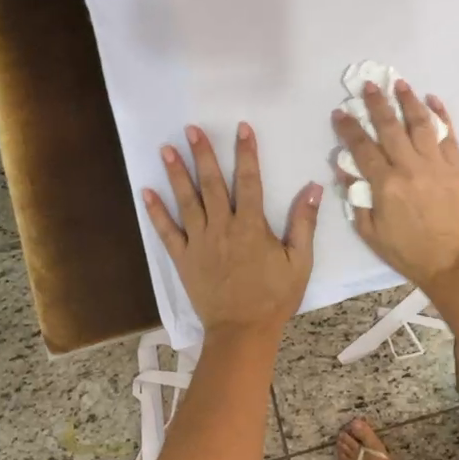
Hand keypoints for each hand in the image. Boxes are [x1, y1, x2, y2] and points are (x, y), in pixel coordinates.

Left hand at [143, 122, 321, 337]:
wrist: (242, 331)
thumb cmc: (275, 297)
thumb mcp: (300, 262)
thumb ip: (304, 223)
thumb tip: (312, 188)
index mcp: (251, 227)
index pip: (249, 180)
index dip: (246, 152)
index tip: (242, 128)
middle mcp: (222, 228)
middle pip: (211, 184)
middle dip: (202, 154)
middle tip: (191, 129)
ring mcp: (199, 242)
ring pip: (186, 201)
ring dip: (176, 173)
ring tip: (165, 148)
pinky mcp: (183, 259)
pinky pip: (166, 231)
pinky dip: (156, 212)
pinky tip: (146, 191)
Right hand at [333, 80, 458, 286]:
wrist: (450, 261)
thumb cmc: (406, 250)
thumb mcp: (370, 231)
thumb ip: (356, 199)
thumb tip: (345, 170)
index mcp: (385, 184)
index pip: (362, 148)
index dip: (349, 128)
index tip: (341, 113)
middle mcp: (410, 167)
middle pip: (390, 127)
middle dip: (377, 104)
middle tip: (369, 85)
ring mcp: (436, 165)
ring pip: (420, 124)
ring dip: (409, 101)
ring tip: (399, 83)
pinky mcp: (456, 168)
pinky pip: (448, 135)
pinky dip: (441, 115)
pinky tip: (433, 100)